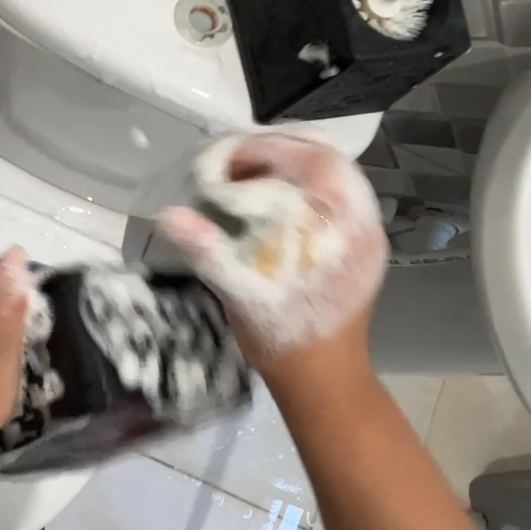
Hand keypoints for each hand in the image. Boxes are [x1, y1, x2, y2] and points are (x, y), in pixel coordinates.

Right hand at [154, 132, 386, 380]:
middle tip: (229, 164)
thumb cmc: (284, 338)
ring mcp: (362, 231)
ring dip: (284, 165)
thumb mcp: (241, 295)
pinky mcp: (355, 243)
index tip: (221, 161)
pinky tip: (265, 203)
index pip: (312, 159)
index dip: (264, 149)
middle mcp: (361, 220)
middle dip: (273, 151)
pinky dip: (295, 185)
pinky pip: (329, 194)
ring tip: (242, 178)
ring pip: (327, 173)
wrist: (322, 380)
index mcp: (342, 227)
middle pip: (323, 157)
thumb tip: (167, 216)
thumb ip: (209, 251)